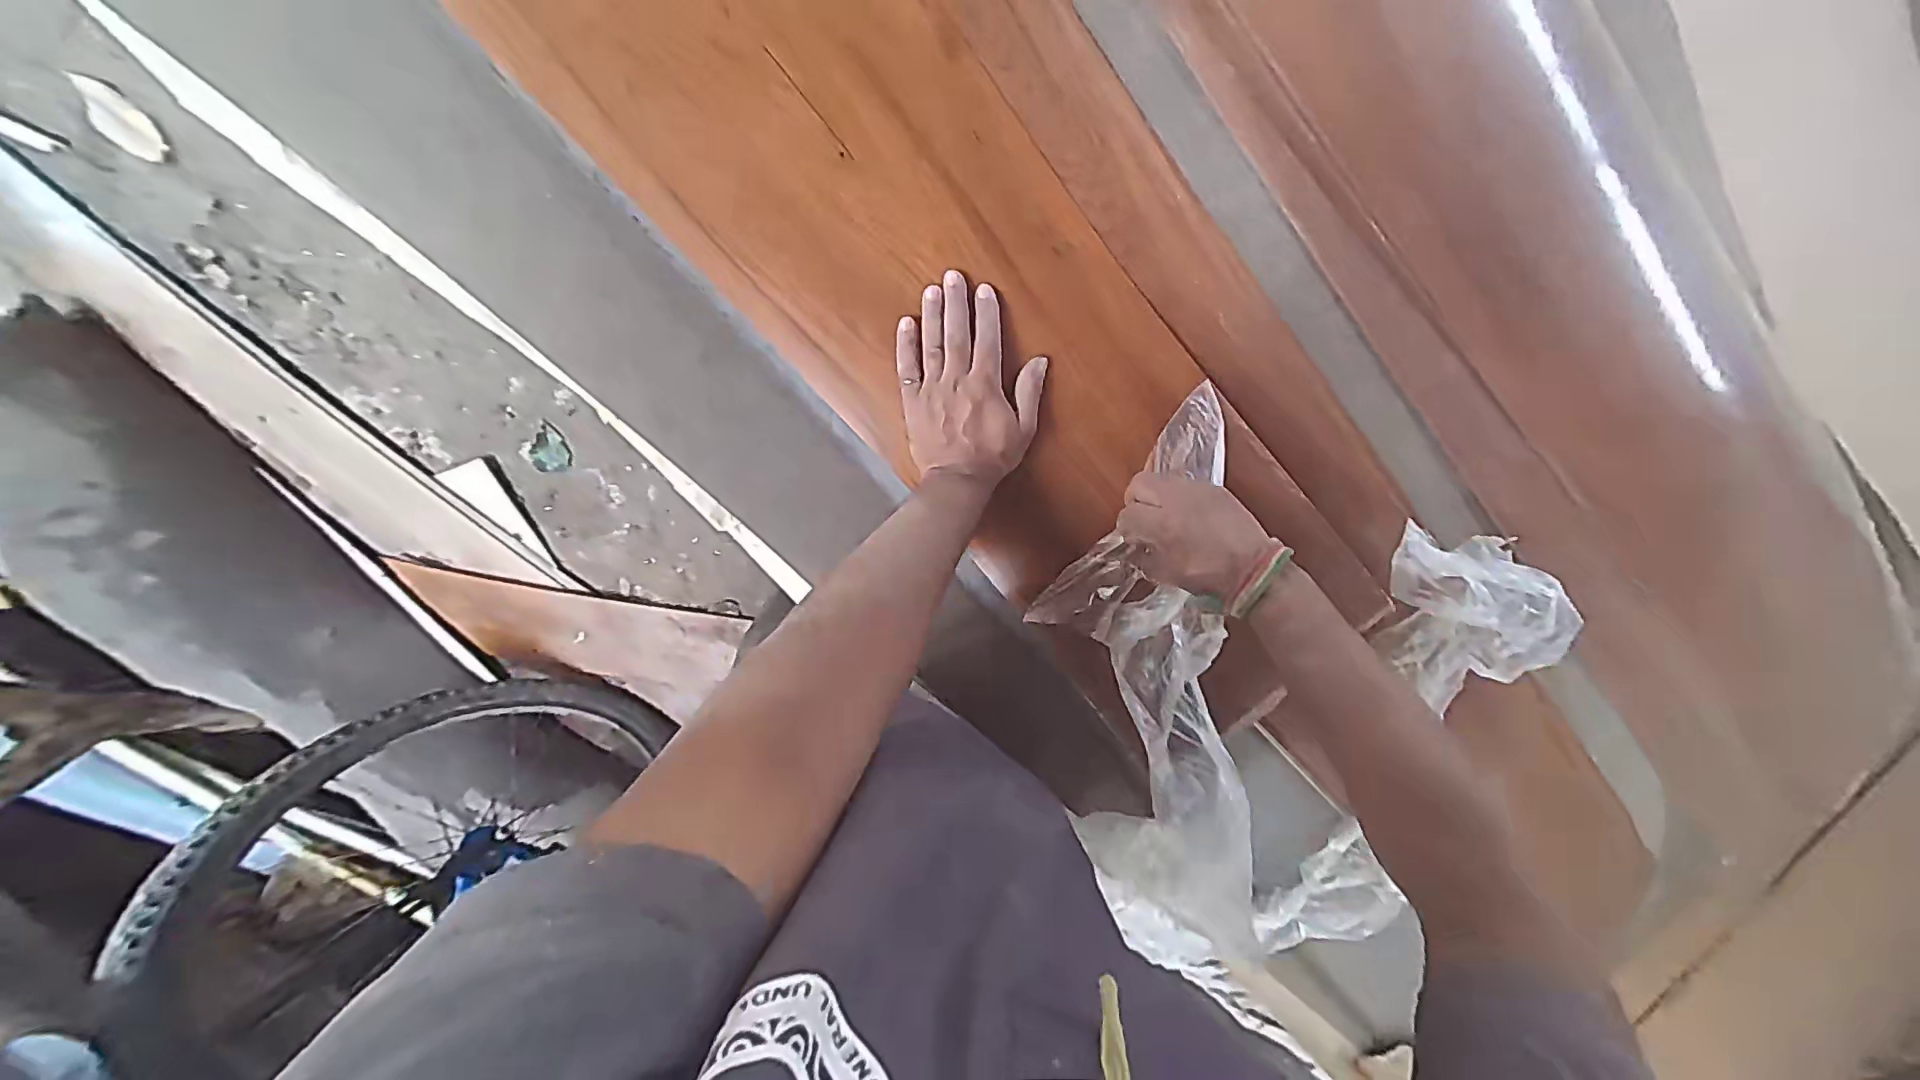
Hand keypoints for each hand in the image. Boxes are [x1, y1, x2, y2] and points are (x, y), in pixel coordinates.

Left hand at [898, 270, 1047, 489]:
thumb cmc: (993, 457)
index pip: (987, 339)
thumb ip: (1030, 392)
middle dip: (956, 303)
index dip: (987, 312)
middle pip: (957, 334)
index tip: (985, 290)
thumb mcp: (1023, 429)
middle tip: (953, 276)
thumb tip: (1041, 361)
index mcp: (985, 384)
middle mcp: (957, 379)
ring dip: (932, 316)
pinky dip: (906, 346)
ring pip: (932, 345)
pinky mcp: (913, 401)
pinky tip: (906, 324)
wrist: (957, 480)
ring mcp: (932, 389)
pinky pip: (907, 368)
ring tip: (932, 290)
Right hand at [1117, 473, 1272, 598]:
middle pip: (1138, 484)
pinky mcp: (1213, 487)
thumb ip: (1143, 557)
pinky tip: (1188, 515)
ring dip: (1156, 496)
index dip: (1126, 530)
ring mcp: (1196, 488)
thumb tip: (1134, 547)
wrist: (1254, 567)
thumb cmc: (1207, 575)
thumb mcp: (1165, 573)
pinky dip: (1178, 497)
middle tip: (1144, 520)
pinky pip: (1184, 484)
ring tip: (1165, 515)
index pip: (1127, 515)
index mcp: (1162, 524)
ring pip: (1161, 479)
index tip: (1134, 540)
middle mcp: (1176, 498)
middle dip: (1136, 502)